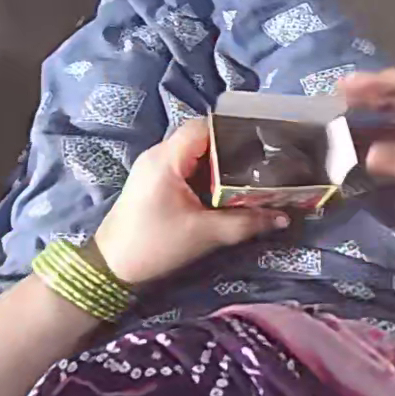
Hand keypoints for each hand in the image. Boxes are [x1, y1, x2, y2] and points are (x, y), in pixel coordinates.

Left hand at [93, 120, 288, 284]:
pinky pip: (185, 167)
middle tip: (262, 162)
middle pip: (201, 138)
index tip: (261, 143)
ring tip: (250, 175)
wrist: (111, 268)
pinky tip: (225, 189)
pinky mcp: (153, 182)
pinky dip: (206, 174)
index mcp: (167, 158)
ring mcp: (153, 167)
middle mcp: (158, 155)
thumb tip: (283, 217)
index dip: (234, 131)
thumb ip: (246, 223)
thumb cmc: (154, 245)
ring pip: (194, 153)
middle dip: (232, 149)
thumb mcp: (204, 235)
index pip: (205, 127)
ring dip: (219, 164)